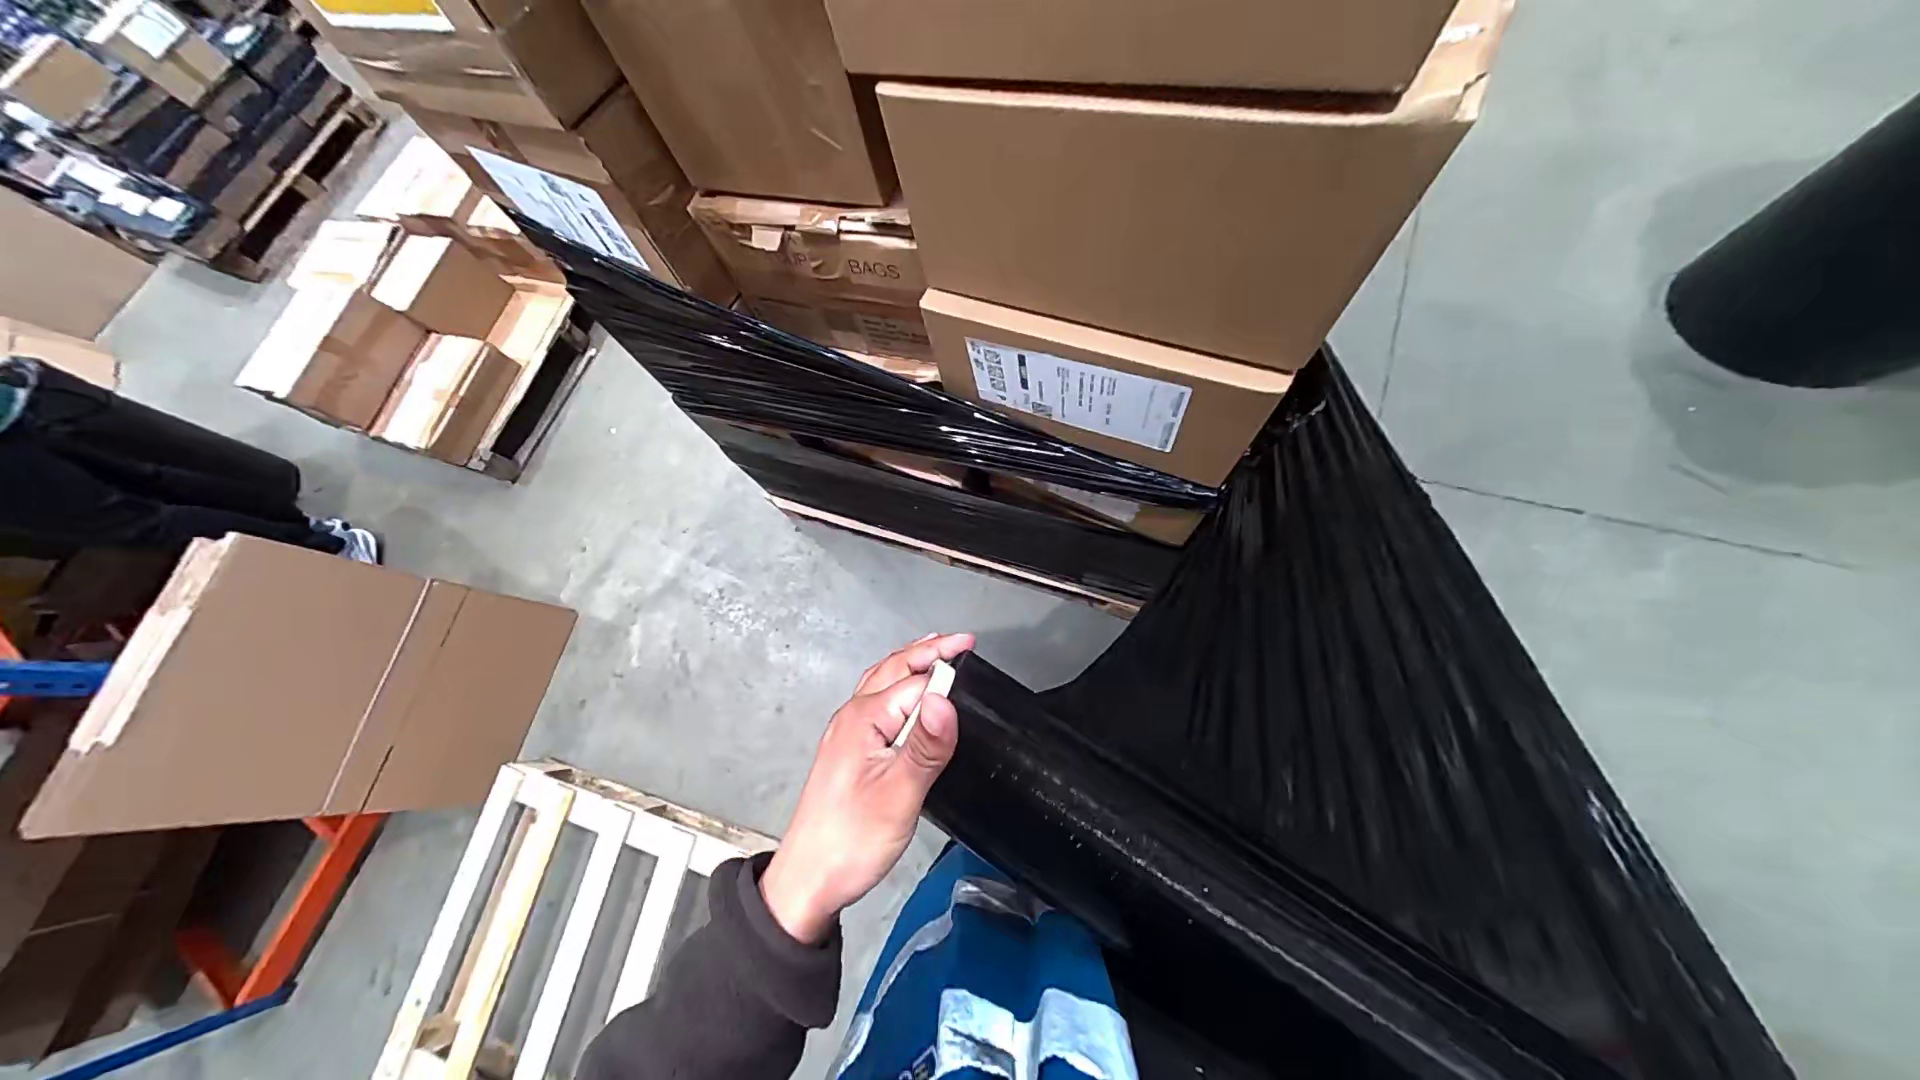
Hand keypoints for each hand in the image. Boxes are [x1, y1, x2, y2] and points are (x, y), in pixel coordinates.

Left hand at [759, 633, 974, 943]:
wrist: (808, 881)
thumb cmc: (850, 841)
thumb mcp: (898, 795)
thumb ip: (925, 746)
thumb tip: (946, 698)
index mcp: (863, 719)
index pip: (915, 683)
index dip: (946, 670)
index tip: (974, 654)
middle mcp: (852, 717)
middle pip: (893, 670)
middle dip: (927, 651)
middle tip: (961, 642)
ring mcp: (847, 733)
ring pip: (882, 683)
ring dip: (910, 663)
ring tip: (936, 652)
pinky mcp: (849, 750)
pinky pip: (877, 702)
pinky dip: (898, 686)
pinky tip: (908, 697)